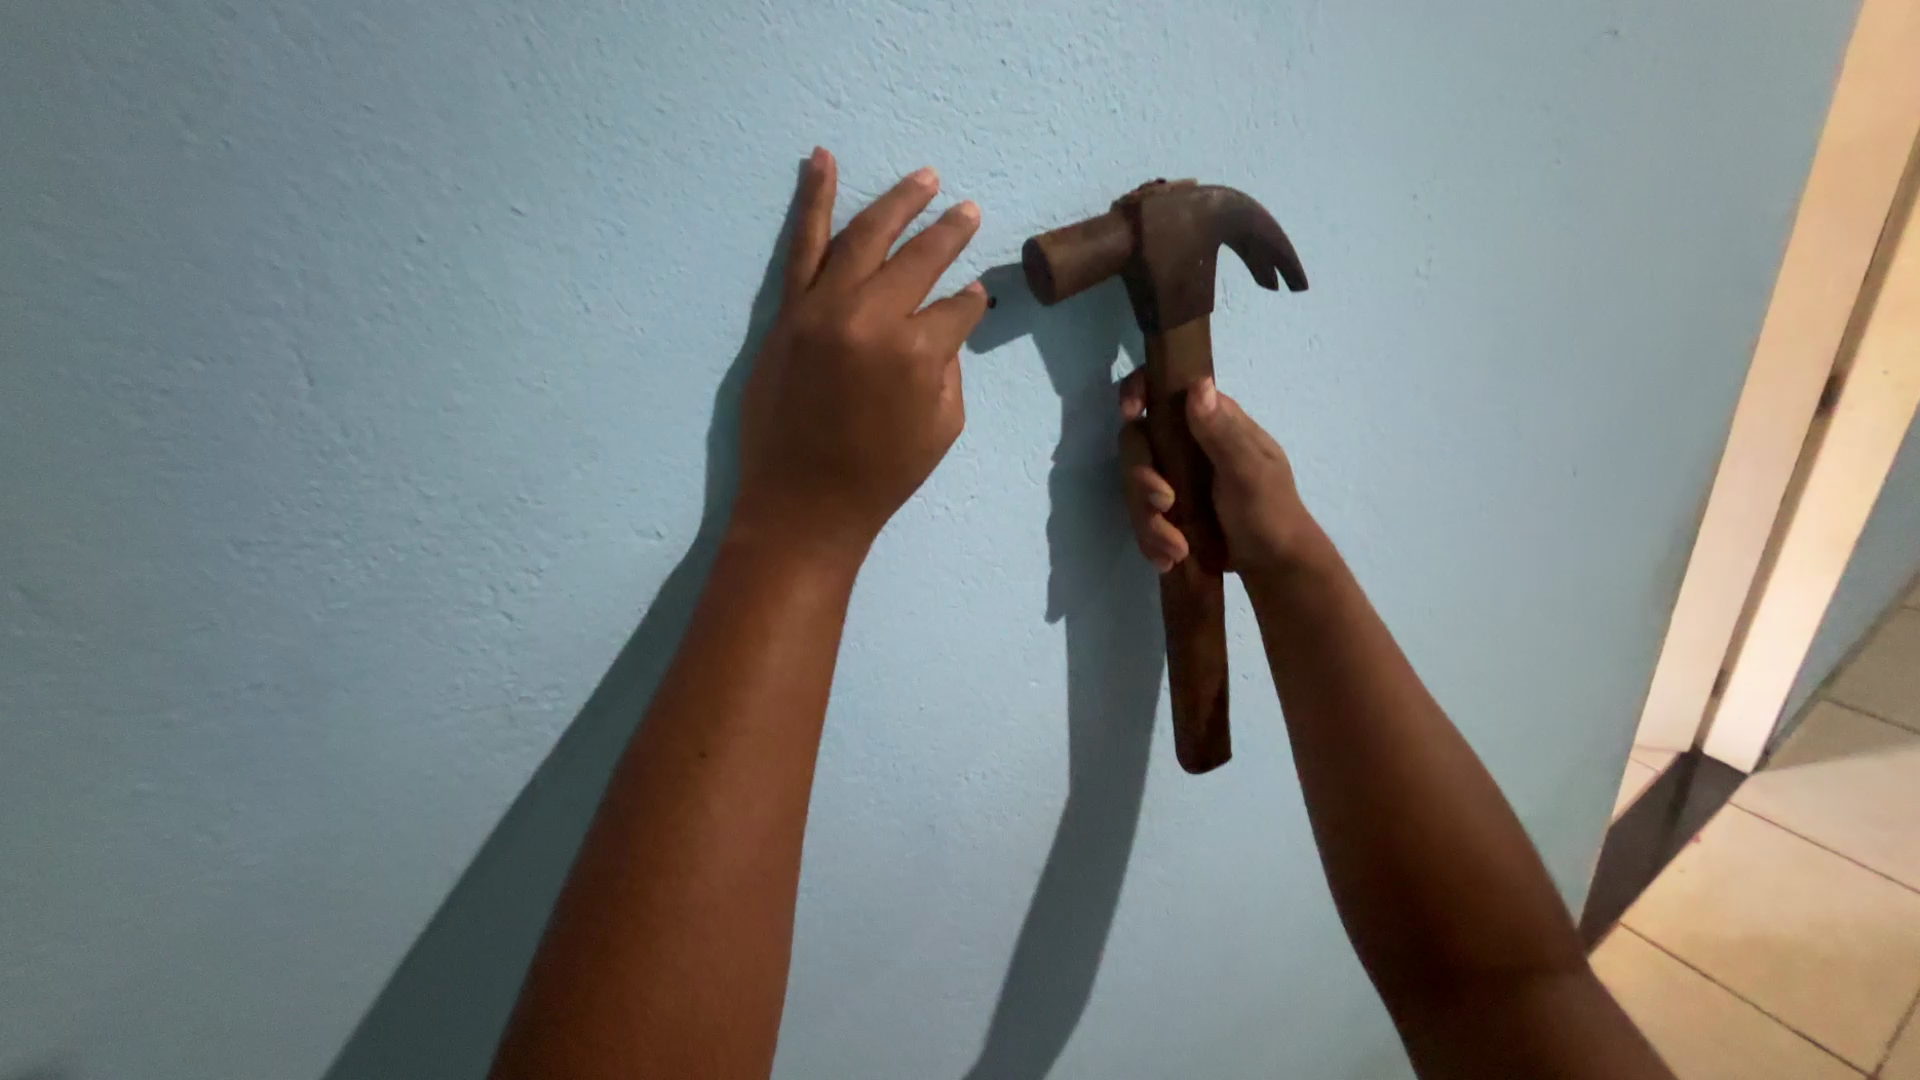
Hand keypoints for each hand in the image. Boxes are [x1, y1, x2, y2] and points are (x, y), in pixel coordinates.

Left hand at [732, 148, 988, 562]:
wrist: (804, 503)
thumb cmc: (881, 475)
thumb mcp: (942, 428)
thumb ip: (950, 366)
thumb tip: (949, 319)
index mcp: (919, 353)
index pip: (957, 308)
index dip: (971, 303)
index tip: (975, 296)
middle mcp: (871, 318)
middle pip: (919, 259)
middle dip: (949, 232)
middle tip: (967, 210)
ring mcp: (823, 309)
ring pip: (864, 236)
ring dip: (899, 201)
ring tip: (924, 178)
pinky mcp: (787, 313)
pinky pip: (801, 246)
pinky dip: (813, 200)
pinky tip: (823, 161)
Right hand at [1119, 373, 1314, 576]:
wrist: (1274, 566)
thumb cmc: (1271, 512)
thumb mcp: (1250, 472)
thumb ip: (1222, 432)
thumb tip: (1198, 386)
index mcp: (1211, 421)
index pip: (1164, 390)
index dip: (1137, 391)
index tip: (1130, 414)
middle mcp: (1186, 443)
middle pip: (1136, 444)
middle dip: (1141, 480)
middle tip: (1164, 505)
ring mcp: (1173, 477)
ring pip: (1134, 487)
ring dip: (1148, 522)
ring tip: (1176, 550)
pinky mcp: (1166, 510)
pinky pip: (1140, 518)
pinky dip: (1151, 541)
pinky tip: (1170, 559)